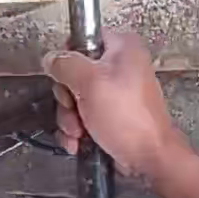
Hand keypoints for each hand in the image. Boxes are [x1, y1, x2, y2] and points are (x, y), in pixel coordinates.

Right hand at [43, 31, 190, 179]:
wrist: (147, 157)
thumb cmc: (130, 120)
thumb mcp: (90, 83)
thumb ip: (65, 65)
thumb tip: (51, 58)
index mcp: (122, 48)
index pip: (81, 40)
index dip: (67, 60)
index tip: (68, 78)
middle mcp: (120, 67)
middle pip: (72, 73)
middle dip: (67, 98)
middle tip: (76, 108)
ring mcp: (114, 93)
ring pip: (74, 98)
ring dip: (70, 118)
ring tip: (81, 130)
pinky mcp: (110, 114)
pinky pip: (81, 116)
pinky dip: (76, 130)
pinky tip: (81, 139)